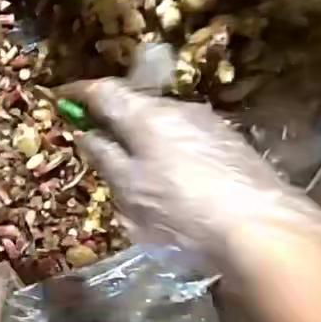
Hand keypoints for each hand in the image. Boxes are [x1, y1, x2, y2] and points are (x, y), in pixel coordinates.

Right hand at [65, 79, 320, 266]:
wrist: (261, 231)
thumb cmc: (179, 210)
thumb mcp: (128, 188)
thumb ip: (104, 156)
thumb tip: (86, 133)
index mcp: (145, 114)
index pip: (104, 90)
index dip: (79, 92)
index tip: (60, 97)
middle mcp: (178, 109)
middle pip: (135, 103)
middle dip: (111, 115)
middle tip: (92, 134)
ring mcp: (209, 125)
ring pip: (161, 121)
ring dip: (139, 133)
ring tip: (128, 162)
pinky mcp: (230, 145)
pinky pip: (183, 137)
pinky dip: (163, 146)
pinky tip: (167, 176)